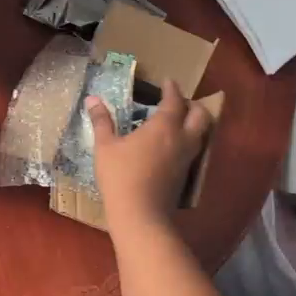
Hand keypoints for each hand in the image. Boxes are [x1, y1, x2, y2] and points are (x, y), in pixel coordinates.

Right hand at [87, 79, 212, 231]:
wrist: (140, 214)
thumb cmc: (120, 176)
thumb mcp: (106, 146)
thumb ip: (102, 121)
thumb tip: (92, 99)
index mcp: (164, 126)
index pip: (174, 101)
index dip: (172, 89)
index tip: (168, 81)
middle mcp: (182, 139)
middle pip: (201, 115)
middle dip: (193, 105)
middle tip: (179, 102)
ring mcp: (187, 158)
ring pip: (202, 133)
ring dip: (195, 123)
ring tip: (180, 121)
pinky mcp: (185, 175)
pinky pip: (195, 149)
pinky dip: (190, 140)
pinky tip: (174, 146)